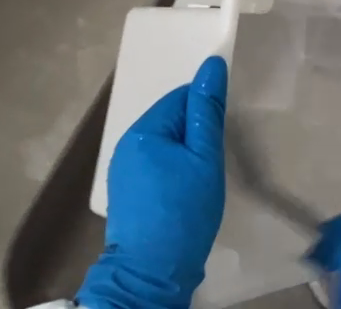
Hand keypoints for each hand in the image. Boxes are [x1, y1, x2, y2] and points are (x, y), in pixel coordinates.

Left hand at [77, 56, 228, 308]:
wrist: (151, 276)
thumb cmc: (183, 213)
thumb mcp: (205, 158)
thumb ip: (207, 111)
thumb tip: (212, 65)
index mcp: (143, 130)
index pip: (181, 98)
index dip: (204, 114)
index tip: (217, 139)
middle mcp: (126, 144)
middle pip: (171, 120)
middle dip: (193, 135)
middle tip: (210, 163)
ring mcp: (122, 170)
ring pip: (163, 144)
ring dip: (183, 154)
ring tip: (197, 181)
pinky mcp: (125, 193)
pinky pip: (153, 166)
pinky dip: (170, 172)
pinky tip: (181, 194)